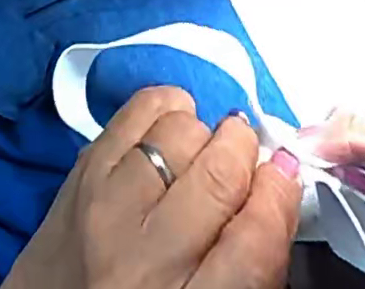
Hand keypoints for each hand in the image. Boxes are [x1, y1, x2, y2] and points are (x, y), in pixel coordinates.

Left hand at [4, 86, 302, 288]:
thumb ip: (249, 256)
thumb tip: (278, 177)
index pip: (254, 241)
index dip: (279, 195)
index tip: (284, 172)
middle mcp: (145, 259)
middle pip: (217, 176)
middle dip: (243, 149)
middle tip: (246, 150)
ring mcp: (106, 207)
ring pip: (177, 134)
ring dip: (203, 131)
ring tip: (202, 147)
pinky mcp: (80, 172)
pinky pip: (134, 111)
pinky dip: (164, 104)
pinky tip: (172, 119)